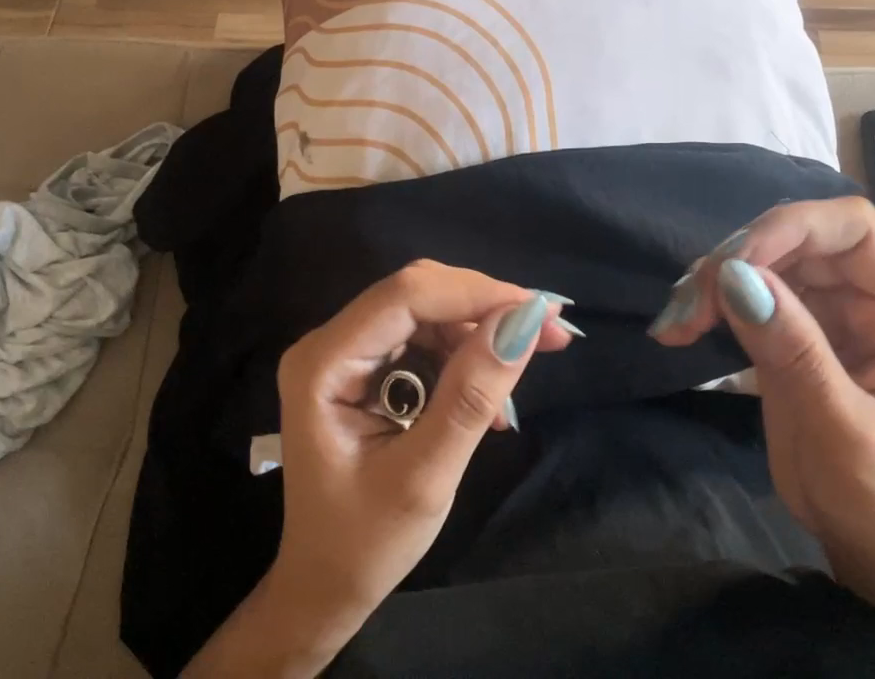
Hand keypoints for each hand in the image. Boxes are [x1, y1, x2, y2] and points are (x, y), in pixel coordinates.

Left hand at [185, 261, 572, 677]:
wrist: (326, 582)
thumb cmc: (365, 542)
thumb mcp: (425, 475)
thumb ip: (470, 397)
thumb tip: (522, 324)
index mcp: (324, 365)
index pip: (405, 297)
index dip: (476, 293)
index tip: (542, 311)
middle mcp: (328, 345)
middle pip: (415, 295)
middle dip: (485, 307)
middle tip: (551, 333)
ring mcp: (345, 354)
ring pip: (425, 312)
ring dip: (480, 332)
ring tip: (527, 363)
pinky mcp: (364, 369)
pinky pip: (422, 339)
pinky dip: (464, 355)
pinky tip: (492, 393)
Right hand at [649, 196, 874, 624]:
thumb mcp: (847, 437)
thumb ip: (796, 355)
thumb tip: (736, 278)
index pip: (855, 231)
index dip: (790, 229)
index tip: (729, 266)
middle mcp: (871, 303)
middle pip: (800, 239)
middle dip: (739, 259)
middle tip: (687, 307)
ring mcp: (831, 317)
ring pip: (766, 263)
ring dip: (715, 282)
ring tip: (677, 324)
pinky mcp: (794, 336)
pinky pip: (748, 296)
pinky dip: (711, 305)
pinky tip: (681, 329)